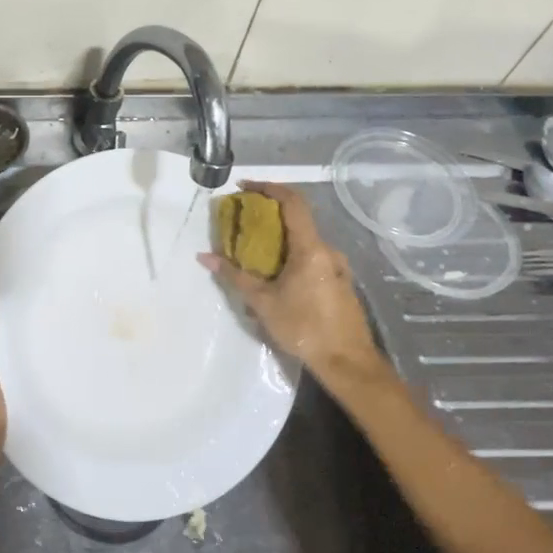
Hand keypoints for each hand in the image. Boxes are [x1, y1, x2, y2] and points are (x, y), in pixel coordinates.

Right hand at [199, 181, 391, 390]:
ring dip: (281, 241)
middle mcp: (328, 251)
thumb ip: (234, 276)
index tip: (245, 188)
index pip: (293, 203)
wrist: (348, 363)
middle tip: (244, 222)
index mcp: (310, 248)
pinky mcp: (341, 284)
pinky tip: (277, 278)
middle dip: (269, 217)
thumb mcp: (262, 302)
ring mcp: (338, 268)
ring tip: (255, 254)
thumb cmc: (304, 328)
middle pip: (298, 221)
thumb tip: (204, 257)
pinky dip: (293, 257)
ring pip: (305, 243)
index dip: (269, 188)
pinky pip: (313, 260)